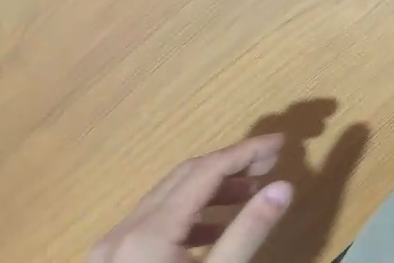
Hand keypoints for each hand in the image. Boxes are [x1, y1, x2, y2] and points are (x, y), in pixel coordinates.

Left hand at [91, 135, 292, 262]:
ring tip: (250, 194)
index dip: (247, 151)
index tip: (282, 144)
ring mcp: (109, 249)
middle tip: (271, 164)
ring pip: (167, 195)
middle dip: (231, 164)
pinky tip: (213, 229)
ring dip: (211, 187)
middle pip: (185, 175)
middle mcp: (123, 232)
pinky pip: (153, 219)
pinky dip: (190, 210)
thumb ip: (248, 232)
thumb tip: (284, 186)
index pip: (207, 170)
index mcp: (150, 233)